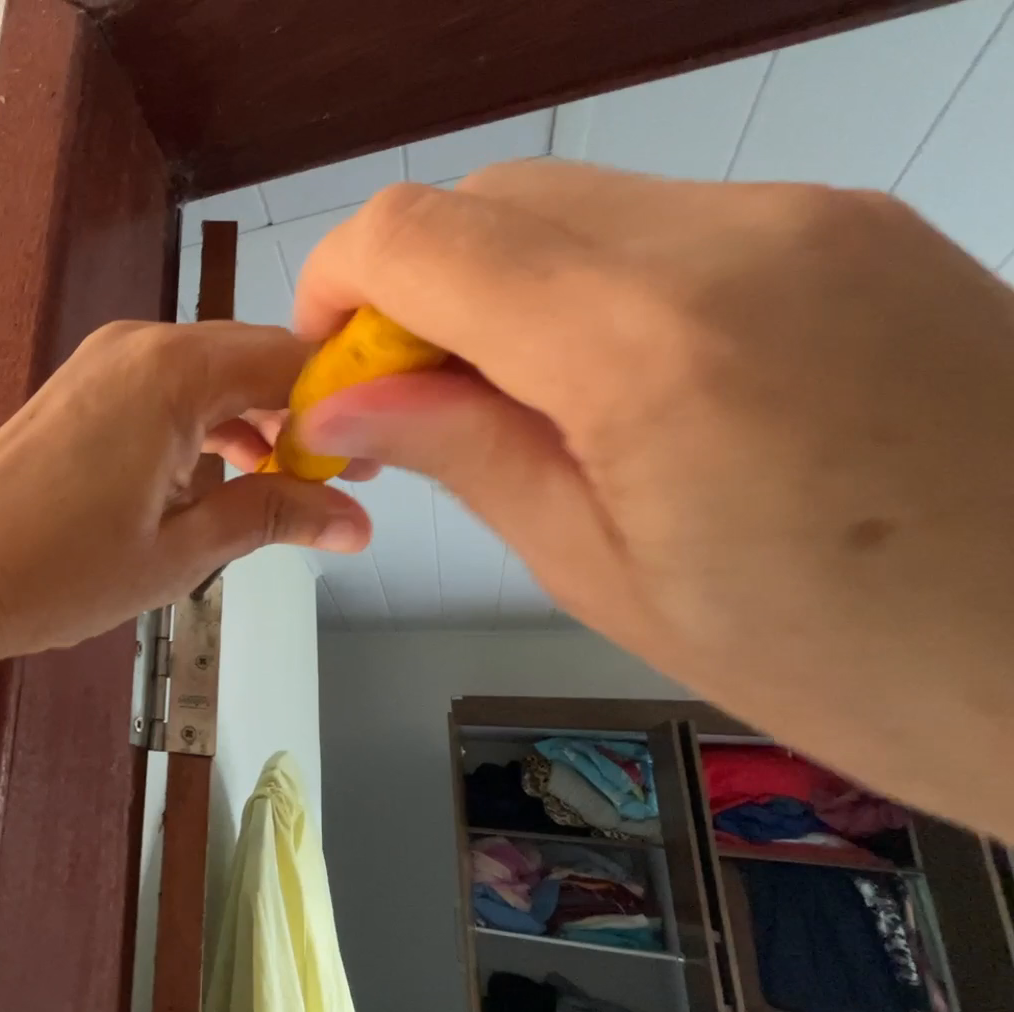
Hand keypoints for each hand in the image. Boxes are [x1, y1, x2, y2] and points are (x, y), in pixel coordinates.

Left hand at [0, 321, 371, 665]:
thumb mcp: (181, 550)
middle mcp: (136, 346)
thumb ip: (271, 516)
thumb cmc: (58, 571)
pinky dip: (196, 426)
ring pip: (203, 377)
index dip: (342, 404)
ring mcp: (98, 364)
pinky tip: (211, 476)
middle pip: (247, 361)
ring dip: (247, 424)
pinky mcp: (75, 390)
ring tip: (281, 485)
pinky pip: (158, 391)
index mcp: (172, 371)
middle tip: (337, 479)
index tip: (373, 456)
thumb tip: (355, 520)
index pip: (290, 360)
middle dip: (296, 416)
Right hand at [291, 159, 1013, 834]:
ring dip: (484, 288)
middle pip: (480, 201)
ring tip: (499, 402)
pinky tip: (593, 381)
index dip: (333, 285)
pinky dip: (568, 284)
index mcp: (644, 342)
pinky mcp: (840, 226)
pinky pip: (644, 225)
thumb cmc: (832, 655)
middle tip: (405, 402)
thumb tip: (336, 400)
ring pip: (559, 205)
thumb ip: (457, 450)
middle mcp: (725, 237)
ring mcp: (797, 218)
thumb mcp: (593, 568)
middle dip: (403, 290)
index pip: (416, 235)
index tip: (327, 371)